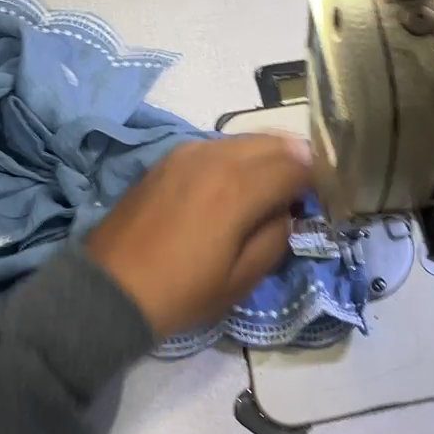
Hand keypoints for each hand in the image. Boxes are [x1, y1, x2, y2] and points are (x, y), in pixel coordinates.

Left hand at [87, 134, 311, 338]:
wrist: (108, 290)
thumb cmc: (179, 293)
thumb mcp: (240, 280)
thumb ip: (275, 238)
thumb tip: (286, 212)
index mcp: (238, 189)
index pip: (296, 166)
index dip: (318, 179)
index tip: (325, 197)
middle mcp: (216, 158)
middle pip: (274, 143)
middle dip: (297, 160)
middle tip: (305, 187)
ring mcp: (188, 153)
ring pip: (245, 139)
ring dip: (268, 155)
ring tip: (273, 184)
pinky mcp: (168, 158)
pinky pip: (217, 146)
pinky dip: (238, 157)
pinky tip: (237, 182)